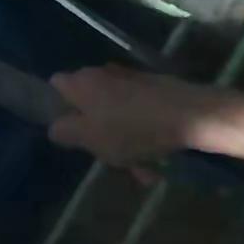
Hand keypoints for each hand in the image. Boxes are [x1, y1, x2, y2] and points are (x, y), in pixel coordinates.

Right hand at [47, 65, 229, 165]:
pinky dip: (144, 135)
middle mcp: (103, 74)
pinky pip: (139, 115)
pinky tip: (157, 161)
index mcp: (82, 82)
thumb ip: (66, 132)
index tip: (68, 131)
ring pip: (117, 114)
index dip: (57, 107)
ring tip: (142, 169)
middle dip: (97, 132)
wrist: (188, 115)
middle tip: (108, 157)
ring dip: (124, 141)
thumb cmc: (130, 129)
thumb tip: (55, 127)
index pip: (56, 85)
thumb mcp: (90, 138)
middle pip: (89, 103)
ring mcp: (131, 79)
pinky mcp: (154, 88)